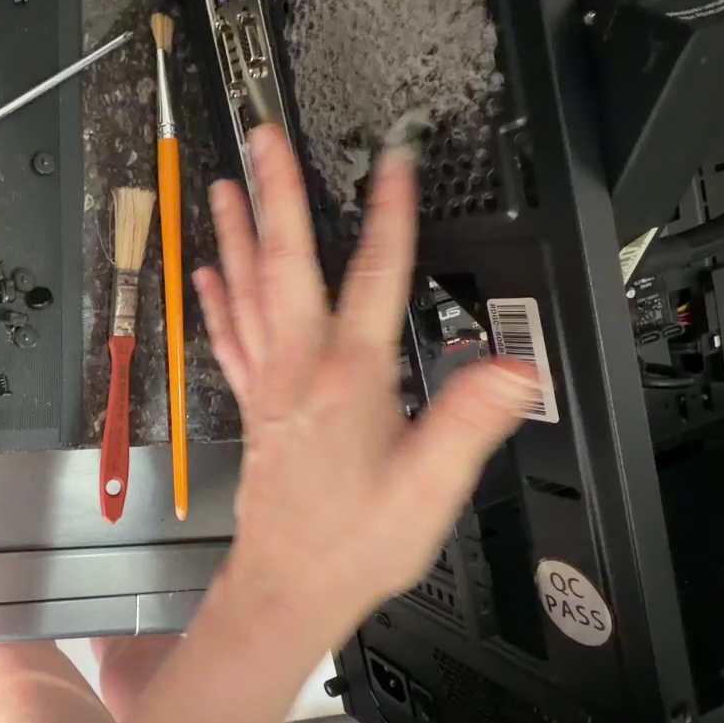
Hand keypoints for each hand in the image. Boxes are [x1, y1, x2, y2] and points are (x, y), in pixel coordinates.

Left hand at [192, 124, 538, 640]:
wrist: (287, 583)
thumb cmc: (352, 542)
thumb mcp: (430, 489)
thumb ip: (468, 420)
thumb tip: (513, 365)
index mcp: (348, 379)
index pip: (374, 277)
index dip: (388, 214)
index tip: (392, 161)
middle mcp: (298, 369)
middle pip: (285, 263)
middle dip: (276, 193)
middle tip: (261, 139)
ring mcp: (267, 382)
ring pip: (245, 291)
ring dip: (235, 233)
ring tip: (224, 185)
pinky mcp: (252, 402)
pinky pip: (228, 338)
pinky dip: (218, 299)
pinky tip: (209, 271)